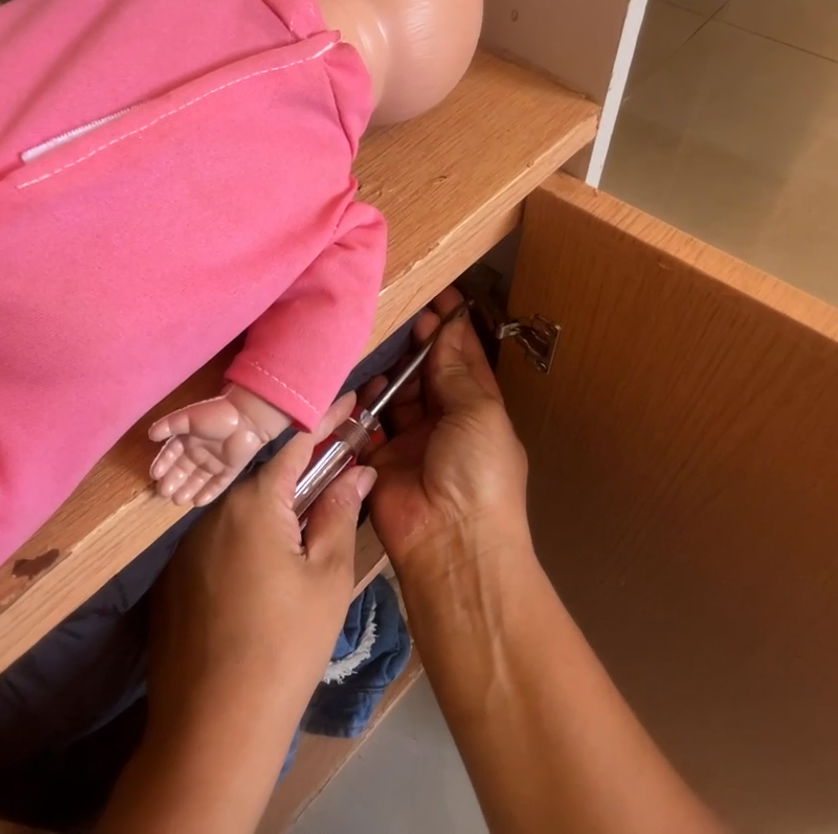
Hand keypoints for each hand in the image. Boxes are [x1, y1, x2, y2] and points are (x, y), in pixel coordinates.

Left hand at [146, 394, 374, 733]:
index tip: (351, 401)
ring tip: (310, 543)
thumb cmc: (287, 645)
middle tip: (343, 480)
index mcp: (253, 504)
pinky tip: (269, 582)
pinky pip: (223, 545)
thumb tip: (356, 471)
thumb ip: (339, 513)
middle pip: (268, 480)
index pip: (296, 444)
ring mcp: (188, 549)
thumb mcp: (328, 576)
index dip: (327, 421)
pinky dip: (251, 545)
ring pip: (245, 516)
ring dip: (278, 515)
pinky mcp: (175, 582)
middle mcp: (213, 514)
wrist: (215, 725)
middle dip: (306, 476)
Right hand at [148, 385, 291, 505]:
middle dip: (173, 481)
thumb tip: (150, 435)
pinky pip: (218, 484)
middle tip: (163, 493)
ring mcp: (216, 462)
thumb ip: (169, 425)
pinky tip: (198, 503)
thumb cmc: (215, 415)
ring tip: (177, 501)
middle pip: (183, 469)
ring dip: (188, 489)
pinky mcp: (230, 470)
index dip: (163, 463)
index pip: (172, 453)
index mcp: (189, 438)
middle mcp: (200, 451)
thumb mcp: (188, 417)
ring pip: (198, 479)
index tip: (154, 475)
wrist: (247, 418)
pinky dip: (209, 493)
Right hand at [366, 288, 532, 583]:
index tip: (440, 295)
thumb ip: (456, 371)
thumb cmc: (479, 472)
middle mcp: (445, 421)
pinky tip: (358, 383)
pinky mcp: (378, 459)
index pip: (466, 359)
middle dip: (417, 345)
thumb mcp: (479, 413)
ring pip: (395, 395)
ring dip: (388, 372)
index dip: (454, 328)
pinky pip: (367, 424)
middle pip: (428, 373)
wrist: (450, 542)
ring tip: (376, 344)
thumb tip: (447, 330)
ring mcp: (411, 441)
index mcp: (479, 410)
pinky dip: (362, 405)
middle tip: (401, 314)